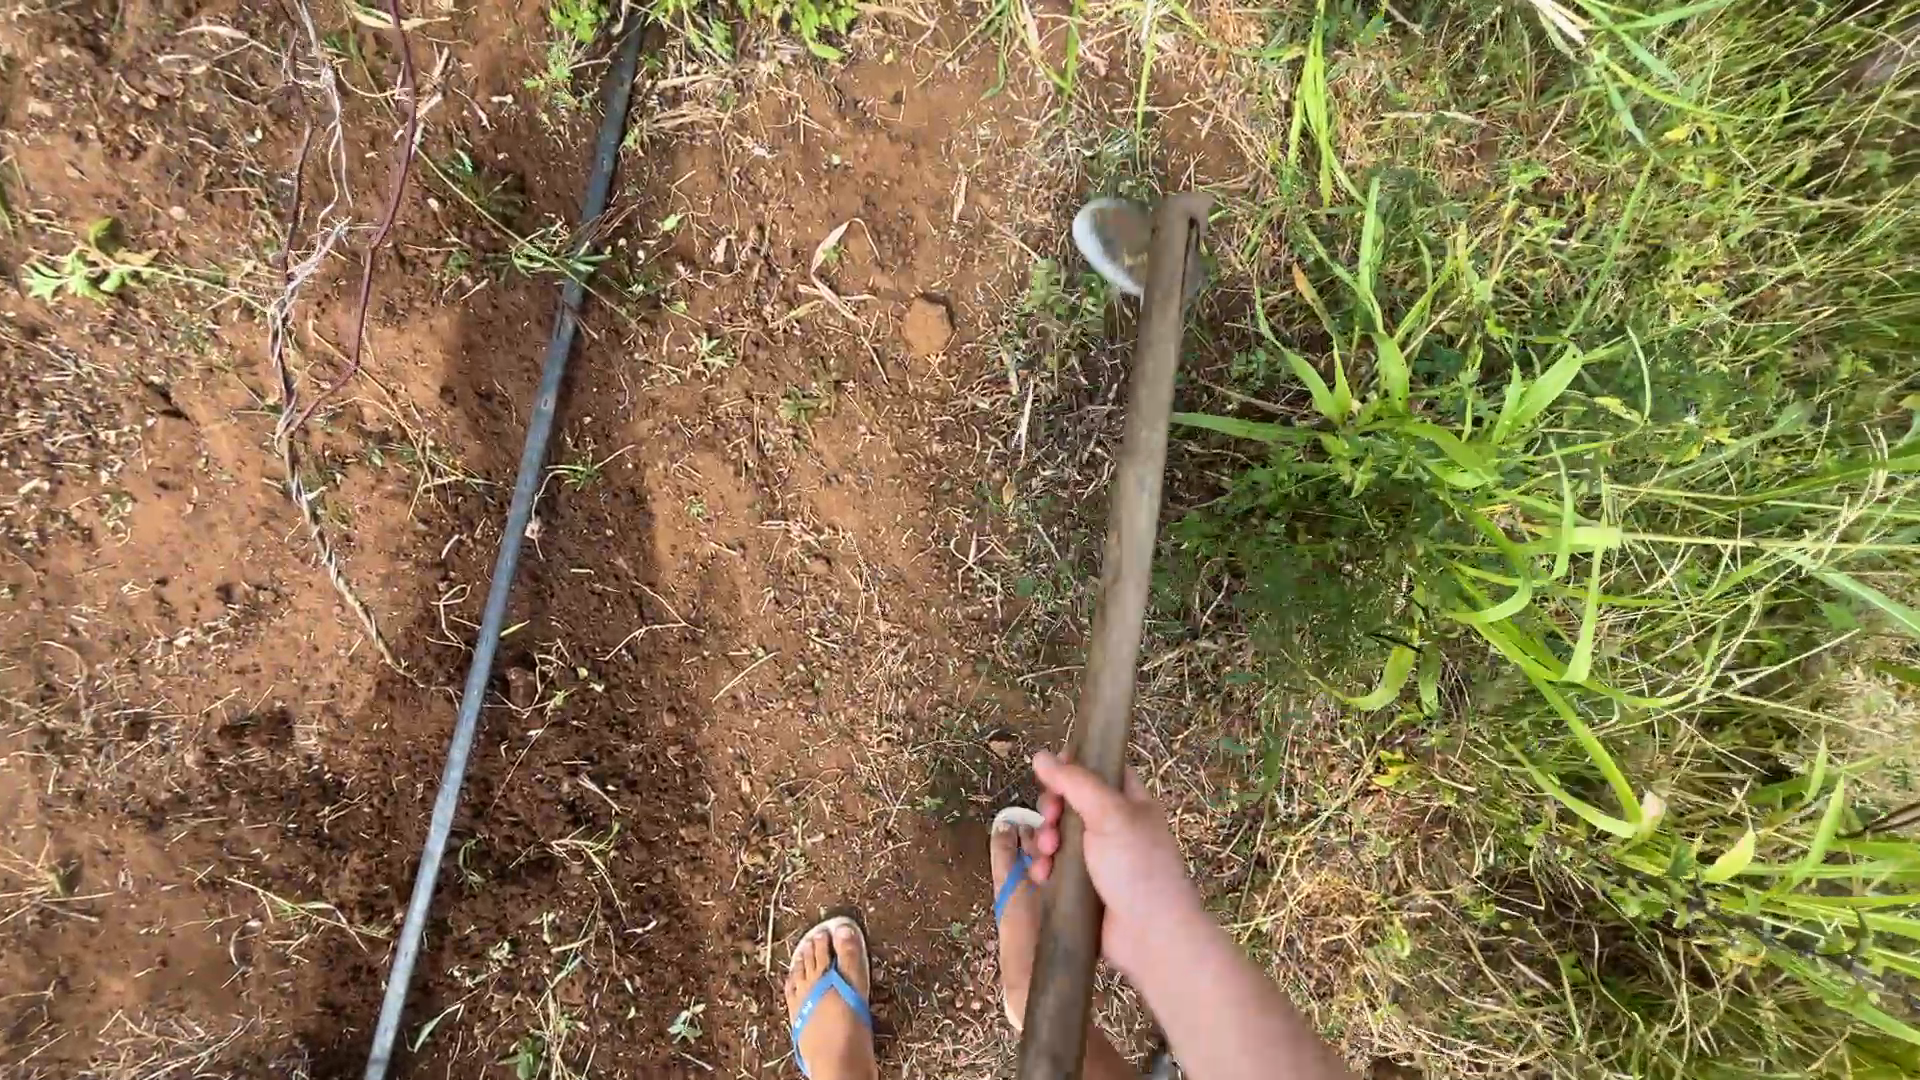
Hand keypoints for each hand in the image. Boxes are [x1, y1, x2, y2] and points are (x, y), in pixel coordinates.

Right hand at [1027, 750, 1203, 976]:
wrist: (1151, 937)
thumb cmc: (1138, 866)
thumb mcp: (1110, 814)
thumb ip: (1074, 782)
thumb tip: (1041, 755)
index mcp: (1128, 801)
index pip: (1098, 768)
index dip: (1072, 766)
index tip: (1050, 772)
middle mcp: (1112, 825)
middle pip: (1069, 800)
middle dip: (1052, 808)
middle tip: (1050, 819)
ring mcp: (1096, 856)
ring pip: (1057, 833)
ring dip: (1045, 839)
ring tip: (1049, 854)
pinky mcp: (1081, 884)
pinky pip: (1054, 865)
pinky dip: (1045, 867)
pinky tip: (1043, 876)